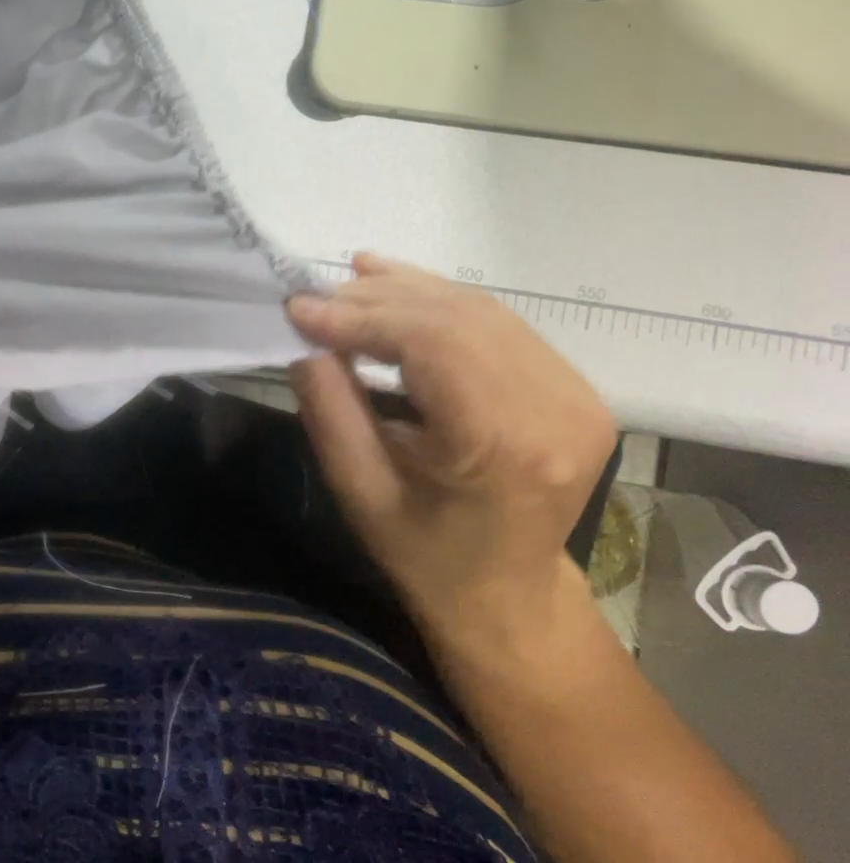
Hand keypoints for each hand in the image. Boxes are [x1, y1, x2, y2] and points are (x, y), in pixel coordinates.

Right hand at [285, 254, 616, 645]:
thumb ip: (331, 409)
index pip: (433, 344)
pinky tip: (395, 286)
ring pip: (481, 311)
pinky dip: (441, 302)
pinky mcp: (574, 388)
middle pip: (458, 318)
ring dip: (407, 292)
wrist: (504, 590)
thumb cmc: (421, 548)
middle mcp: (554, 408)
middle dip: (377, 299)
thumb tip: (307, 341)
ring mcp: (575, 394)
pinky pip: (500, 325)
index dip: (361, 317)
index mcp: (502, 444)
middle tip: (313, 297)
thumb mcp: (358, 487)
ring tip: (345, 283)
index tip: (299, 309)